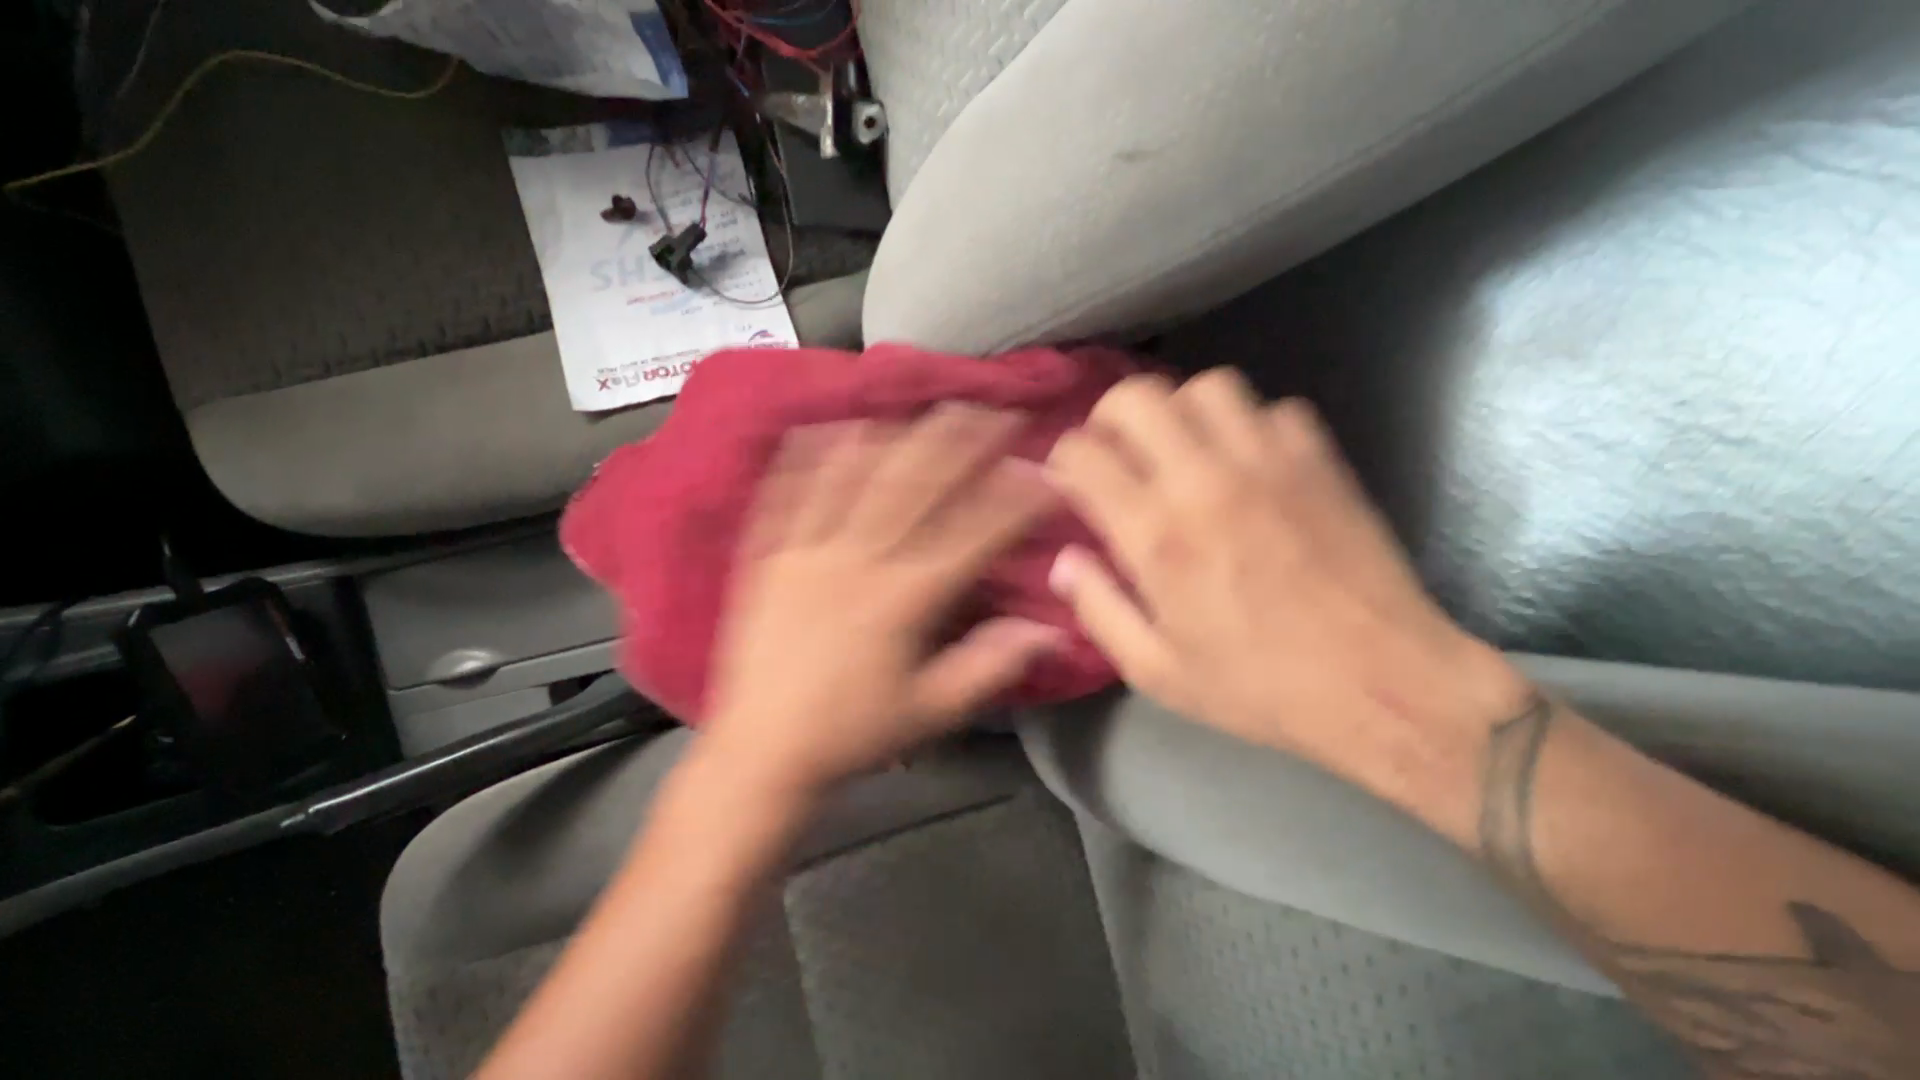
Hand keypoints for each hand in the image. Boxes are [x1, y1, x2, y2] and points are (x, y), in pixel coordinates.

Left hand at [701, 404, 1063, 799]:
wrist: (760, 752)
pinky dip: (809, 456)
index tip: (1042, 470)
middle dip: (958, 443)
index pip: (971, 535)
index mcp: (902, 600)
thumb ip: (989, 666)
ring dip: (894, 435)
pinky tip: (829, 427)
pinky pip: (786, 495)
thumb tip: (1050, 629)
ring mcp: (804, 553)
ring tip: (923, 406)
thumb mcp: (931, 711)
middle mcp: (855, 562)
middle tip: (990, 407)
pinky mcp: (765, 557)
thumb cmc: (852, 735)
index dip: (1012, 499)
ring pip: (853, 478)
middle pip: (914, 486)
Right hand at [1045, 369, 1530, 840]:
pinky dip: (1251, 425)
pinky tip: (1250, 464)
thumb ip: (1099, 609)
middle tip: (1116, 451)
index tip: (1069, 479)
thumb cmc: (1261, 688)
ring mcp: (1268, 460)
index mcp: (1156, 533)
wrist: (1383, 682)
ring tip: (1183, 449)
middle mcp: (1204, 479)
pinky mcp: (1320, 459)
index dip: (1063, 458)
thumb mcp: (1158, 672)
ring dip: (1181, 410)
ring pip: (1207, 387)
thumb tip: (1064, 561)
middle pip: (1137, 397)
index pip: (1084, 453)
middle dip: (1110, 415)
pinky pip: (1275, 408)